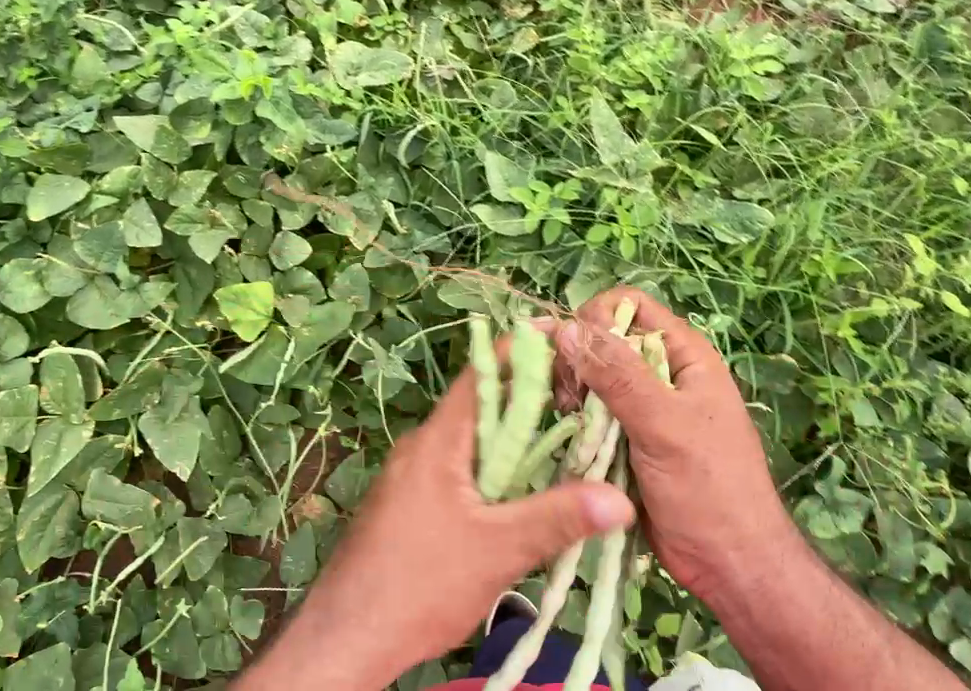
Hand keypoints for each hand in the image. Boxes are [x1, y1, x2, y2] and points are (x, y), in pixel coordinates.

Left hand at [234, 367, 634, 690]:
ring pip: (473, 445)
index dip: (518, 350)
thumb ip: (557, 519)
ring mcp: (414, 477)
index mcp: (437, 440)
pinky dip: (495, 473)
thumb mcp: (497, 551)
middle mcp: (423, 447)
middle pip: (482, 408)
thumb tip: (620, 499)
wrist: (349, 634)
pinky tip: (526, 495)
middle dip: (530, 401)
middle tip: (583, 399)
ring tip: (569, 445)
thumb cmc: (419, 583)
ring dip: (516, 443)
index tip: (560, 335)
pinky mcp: (413, 505)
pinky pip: (461, 473)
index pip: (480, 375)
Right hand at [551, 287, 802, 604]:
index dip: (596, 318)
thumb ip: (617, 375)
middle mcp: (661, 371)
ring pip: (590, 374)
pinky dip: (574, 415)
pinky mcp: (624, 435)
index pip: (627, 305)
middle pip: (602, 337)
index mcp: (683, 354)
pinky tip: (568, 430)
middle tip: (567, 394)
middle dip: (577, 358)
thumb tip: (565, 328)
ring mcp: (641, 405)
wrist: (728, 564)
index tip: (574, 352)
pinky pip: (589, 408)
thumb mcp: (664, 425)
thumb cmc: (709, 490)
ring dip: (572, 389)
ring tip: (567, 415)